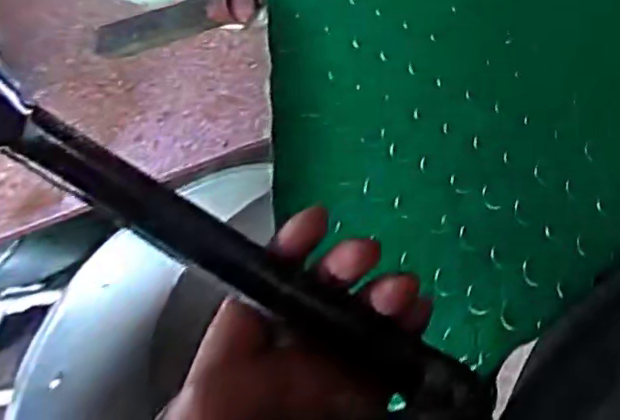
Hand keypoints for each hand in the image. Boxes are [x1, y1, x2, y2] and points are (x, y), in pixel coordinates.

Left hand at [165, 207, 431, 419]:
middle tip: (361, 256)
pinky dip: (416, 326)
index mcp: (244, 367)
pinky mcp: (376, 398)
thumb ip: (226, 354)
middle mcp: (295, 366)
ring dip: (390, 291)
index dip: (291, 250)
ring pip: (372, 316)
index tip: (316, 220)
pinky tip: (418, 314)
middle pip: (329, 295)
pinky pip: (403, 352)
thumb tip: (247, 290)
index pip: (269, 293)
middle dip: (349, 263)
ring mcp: (338, 382)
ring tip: (398, 292)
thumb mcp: (201, 409)